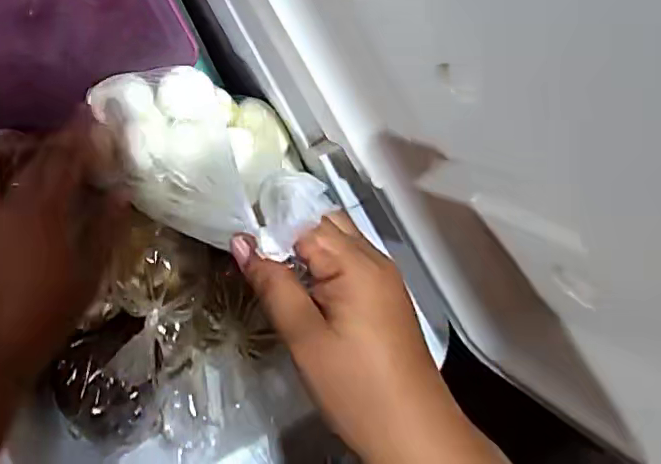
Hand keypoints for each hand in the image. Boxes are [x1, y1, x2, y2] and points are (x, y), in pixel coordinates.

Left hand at [0, 123, 128, 378]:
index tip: (100, 116)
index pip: (73, 160)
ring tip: (61, 135)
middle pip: (49, 159)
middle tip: (85, 118)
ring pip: (26, 169)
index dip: (87, 137)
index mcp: (53, 209)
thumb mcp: (88, 270)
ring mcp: (3, 212)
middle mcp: (26, 201)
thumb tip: (121, 191)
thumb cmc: (49, 309)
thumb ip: (105, 227)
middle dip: (68, 136)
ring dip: (44, 149)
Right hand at [233, 213, 505, 463]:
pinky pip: (352, 261)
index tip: (245, 251)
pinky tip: (312, 298)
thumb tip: (243, 244)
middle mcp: (374, 258)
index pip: (303, 223)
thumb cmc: (360, 391)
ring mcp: (385, 276)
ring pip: (338, 240)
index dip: (271, 232)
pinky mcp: (388, 295)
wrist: (416, 437)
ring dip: (309, 253)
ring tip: (283, 284)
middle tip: (262, 267)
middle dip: (290, 237)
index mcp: (356, 262)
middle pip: (324, 223)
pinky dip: (328, 268)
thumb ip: (273, 286)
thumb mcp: (305, 340)